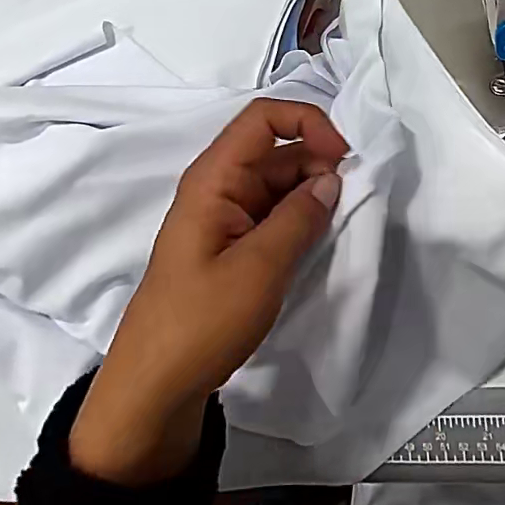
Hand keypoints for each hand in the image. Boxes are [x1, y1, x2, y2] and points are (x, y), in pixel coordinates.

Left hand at [69, 98, 348, 483]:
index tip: (343, 155)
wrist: (155, 386)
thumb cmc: (201, 321)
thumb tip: (331, 180)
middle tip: (348, 199)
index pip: (263, 118)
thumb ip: (299, 217)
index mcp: (214, 178)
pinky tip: (319, 236)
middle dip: (318, 161)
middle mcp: (219, 186)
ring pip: (280, 181)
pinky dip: (301, 215)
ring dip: (312, 191)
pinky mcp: (234, 242)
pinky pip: (274, 211)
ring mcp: (226, 214)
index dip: (308, 122)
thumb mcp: (259, 267)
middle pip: (277, 148)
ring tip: (337, 221)